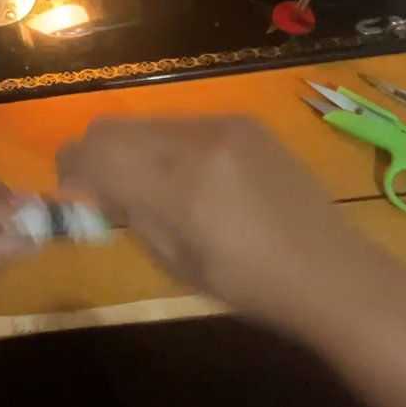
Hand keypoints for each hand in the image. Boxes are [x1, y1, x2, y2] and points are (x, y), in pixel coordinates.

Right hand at [56, 115, 405, 337]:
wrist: (335, 274)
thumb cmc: (250, 286)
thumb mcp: (174, 263)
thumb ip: (130, 214)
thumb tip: (96, 187)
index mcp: (176, 188)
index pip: (92, 153)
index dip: (69, 166)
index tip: (71, 187)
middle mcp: (192, 143)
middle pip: (110, 127)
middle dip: (95, 152)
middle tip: (104, 184)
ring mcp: (219, 125)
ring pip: (144, 122)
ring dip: (134, 147)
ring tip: (157, 182)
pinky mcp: (241, 120)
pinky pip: (181, 122)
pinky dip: (170, 144)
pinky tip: (197, 175)